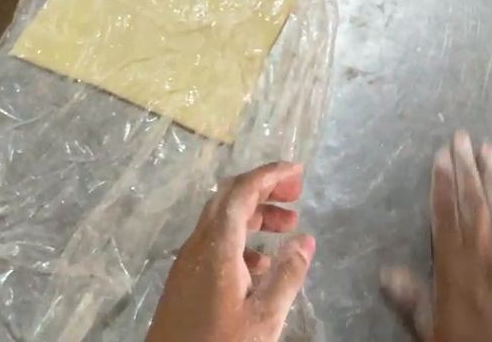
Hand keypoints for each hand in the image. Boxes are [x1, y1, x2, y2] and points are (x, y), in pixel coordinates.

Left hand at [146, 161, 314, 341]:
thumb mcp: (263, 319)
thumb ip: (287, 276)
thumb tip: (306, 240)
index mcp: (217, 245)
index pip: (243, 190)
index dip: (271, 174)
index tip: (298, 172)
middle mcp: (199, 244)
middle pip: (230, 197)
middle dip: (265, 188)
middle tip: (296, 195)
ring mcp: (188, 262)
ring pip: (223, 219)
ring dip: (255, 214)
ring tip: (287, 228)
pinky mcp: (185, 280)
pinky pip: (216, 242)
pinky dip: (242, 239)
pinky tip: (262, 265)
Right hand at [379, 131, 491, 341]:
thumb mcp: (434, 333)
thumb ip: (413, 301)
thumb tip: (385, 272)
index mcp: (455, 267)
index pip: (445, 214)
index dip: (442, 182)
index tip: (440, 155)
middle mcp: (484, 253)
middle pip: (474, 200)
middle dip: (466, 166)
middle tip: (462, 137)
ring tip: (487, 147)